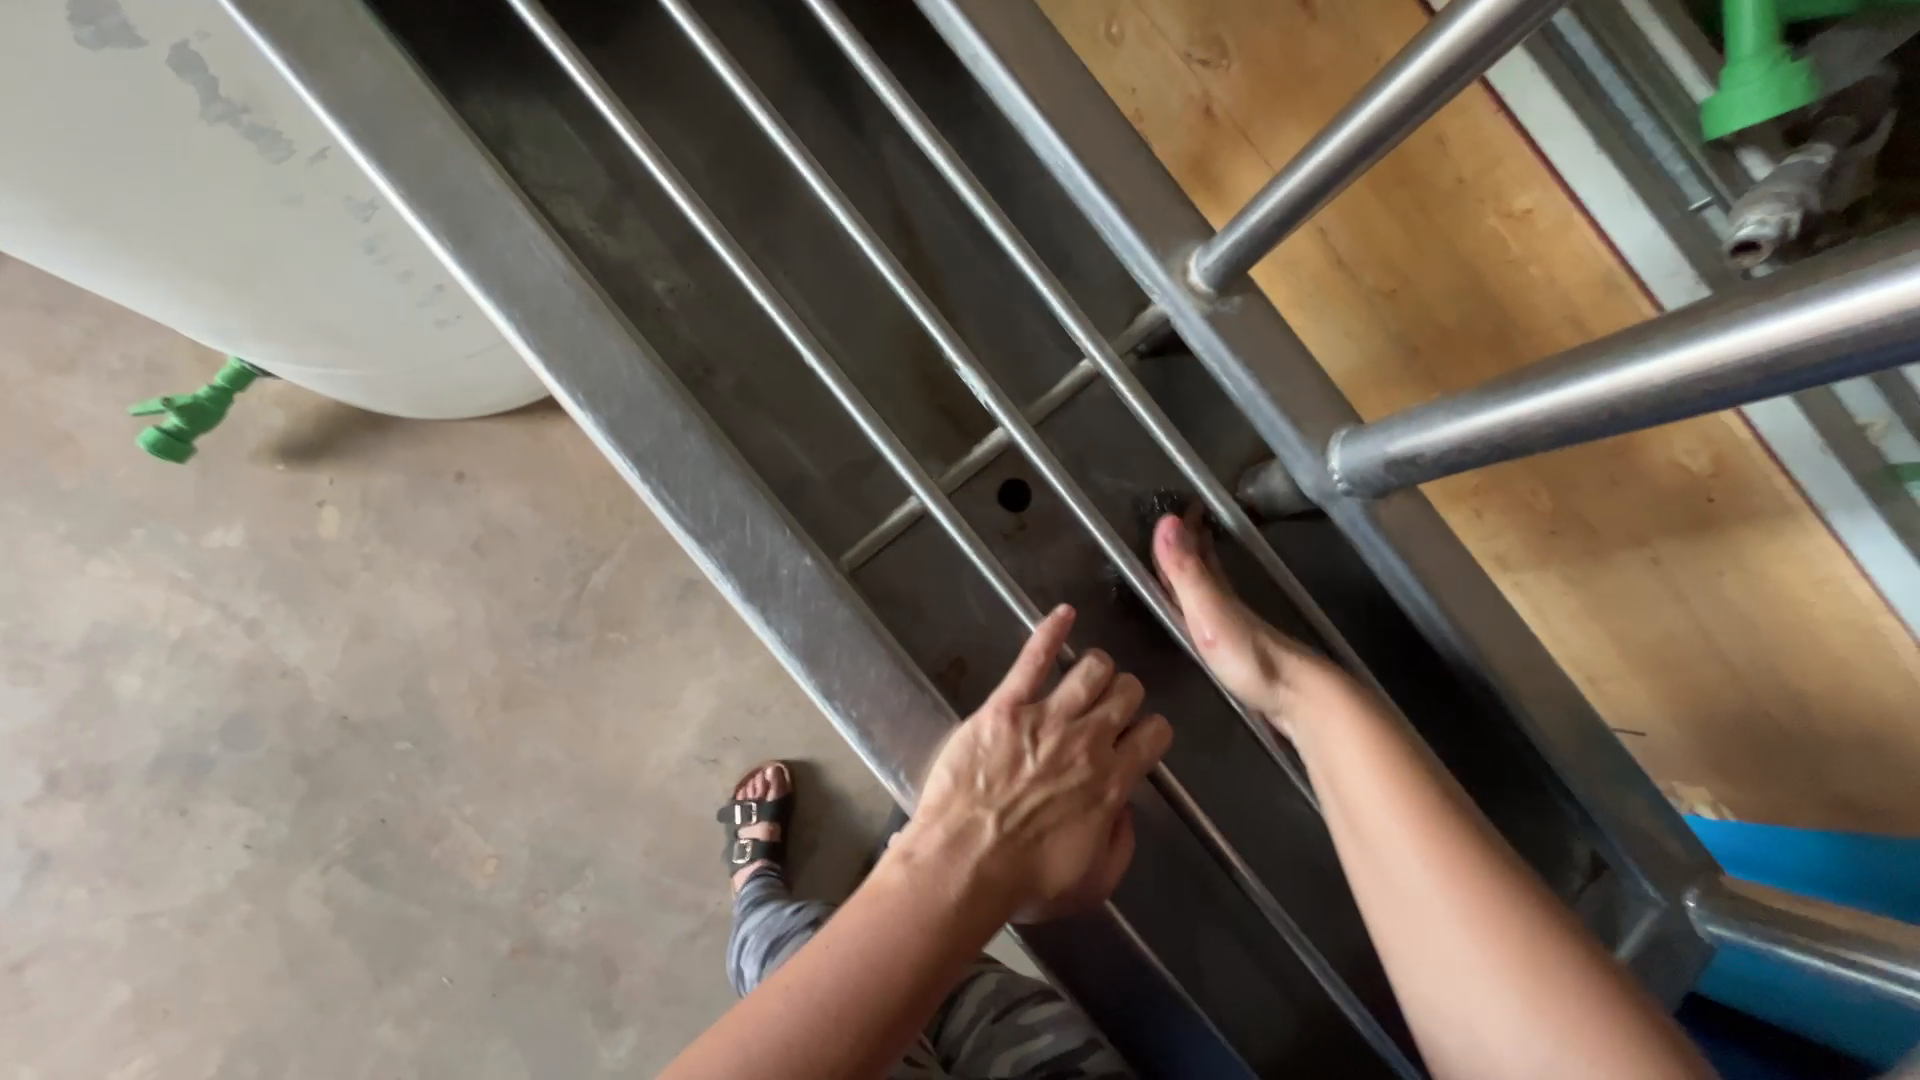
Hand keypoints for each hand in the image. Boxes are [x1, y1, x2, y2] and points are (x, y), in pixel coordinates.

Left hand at [897, 605, 1171, 922]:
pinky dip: (1052, 630)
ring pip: (1092, 669)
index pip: (1153, 734)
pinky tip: (1063, 614)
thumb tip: (1124, 809)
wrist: (964, 863)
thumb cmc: (1024, 880)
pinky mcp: (1006, 705)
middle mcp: (1088, 740)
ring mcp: (1047, 717)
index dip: (1150, 731)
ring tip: (1088, 674)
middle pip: (1126, 693)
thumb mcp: (1093, 881)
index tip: (1140, 735)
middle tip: (1110, 705)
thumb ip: (1122, 843)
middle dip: (1125, 695)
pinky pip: (1034, 657)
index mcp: (1112, 781)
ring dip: (1095, 669)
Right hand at [1151, 507, 1356, 737]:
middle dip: (1195, 540)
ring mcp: (1236, 624)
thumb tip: (1167, 521)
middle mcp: (1226, 600)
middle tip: (1185, 521)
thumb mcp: (1208, 611)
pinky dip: (1207, 596)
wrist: (1295, 695)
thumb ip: (1186, 572)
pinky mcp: (1240, 648)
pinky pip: (1216, 610)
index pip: (1197, 550)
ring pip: (1213, 585)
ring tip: (1194, 553)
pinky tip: (1208, 607)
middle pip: (1208, 563)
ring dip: (1202, 566)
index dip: (1187, 528)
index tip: (1179, 504)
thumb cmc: (1247, 654)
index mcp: (1215, 589)